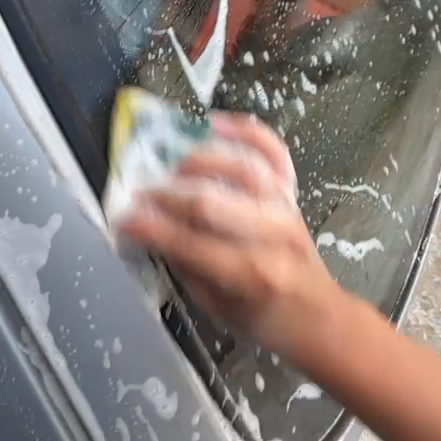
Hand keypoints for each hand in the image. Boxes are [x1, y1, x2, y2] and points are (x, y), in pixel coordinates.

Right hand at [115, 112, 350, 366]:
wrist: (318, 316)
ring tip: (170, 165)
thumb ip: (182, 262)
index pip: (190, 245)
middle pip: (211, 201)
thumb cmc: (262, 317)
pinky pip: (272, 151)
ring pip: (241, 169)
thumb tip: (146, 228)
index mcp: (251, 275)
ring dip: (198, 161)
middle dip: (166, 196)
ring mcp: (286, 208)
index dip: (151, 229)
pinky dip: (245, 131)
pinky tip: (214, 123)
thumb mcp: (214, 305)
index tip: (122, 218)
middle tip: (140, 194)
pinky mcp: (291, 192)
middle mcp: (272, 235)